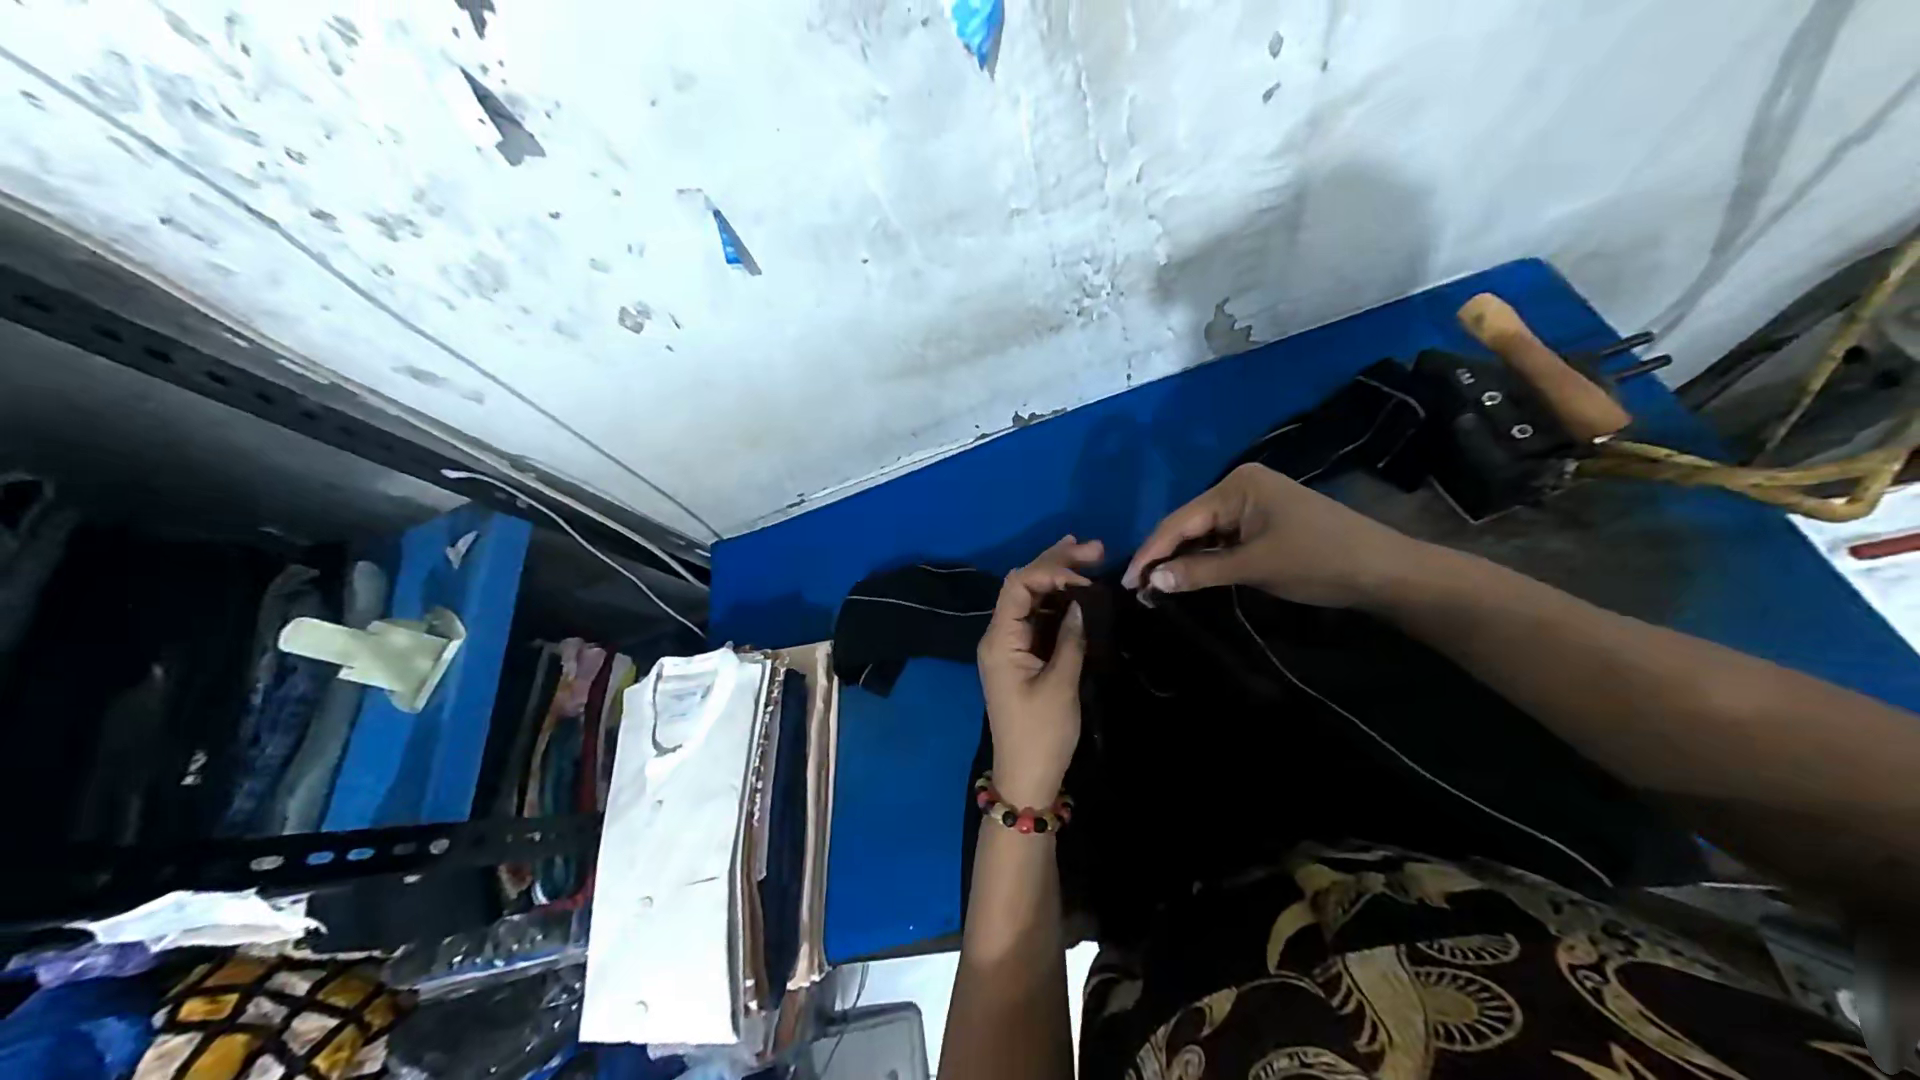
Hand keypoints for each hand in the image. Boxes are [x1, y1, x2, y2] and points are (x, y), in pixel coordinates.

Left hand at [977, 535, 1101, 808]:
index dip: (1050, 571)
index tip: (1086, 574)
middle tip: (1093, 547)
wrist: (1027, 777)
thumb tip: (1082, 602)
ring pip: (1030, 600)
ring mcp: (1009, 646)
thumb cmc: (1042, 734)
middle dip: (1054, 564)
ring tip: (1089, 558)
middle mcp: (998, 636)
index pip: (1018, 586)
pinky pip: (1036, 619)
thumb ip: (1071, 638)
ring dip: (1056, 579)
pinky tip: (1078, 591)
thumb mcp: (1061, 685)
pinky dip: (1057, 602)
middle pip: (1022, 587)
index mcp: (1000, 640)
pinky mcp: (1021, 657)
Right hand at [1122, 463, 1427, 608]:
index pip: (1180, 521)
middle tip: (1137, 588)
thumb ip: (1200, 572)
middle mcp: (1238, 485)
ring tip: (1154, 586)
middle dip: (1163, 556)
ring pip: (1202, 532)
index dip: (1151, 552)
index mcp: (1236, 485)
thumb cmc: (1319, 561)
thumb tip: (1151, 580)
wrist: (1384, 570)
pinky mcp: (1261, 519)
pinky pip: (1221, 537)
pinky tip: (1185, 576)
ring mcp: (1251, 502)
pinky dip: (1204, 558)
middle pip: (1188, 523)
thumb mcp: (1255, 568)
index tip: (1126, 581)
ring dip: (1181, 559)